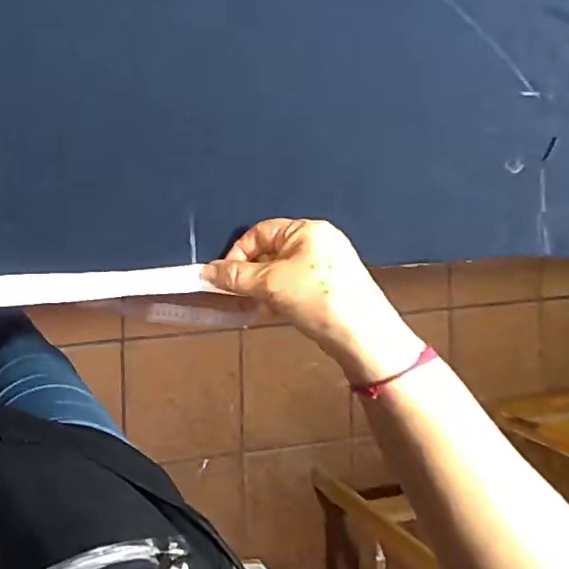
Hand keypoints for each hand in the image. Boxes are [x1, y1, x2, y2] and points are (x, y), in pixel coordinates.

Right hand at [202, 219, 420, 381]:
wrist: (363, 337)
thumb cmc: (317, 300)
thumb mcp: (268, 284)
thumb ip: (233, 276)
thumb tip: (205, 272)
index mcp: (308, 231)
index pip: (258, 232)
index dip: (237, 253)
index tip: (225, 276)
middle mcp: (318, 242)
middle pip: (267, 251)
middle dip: (247, 272)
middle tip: (234, 291)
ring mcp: (326, 265)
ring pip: (277, 270)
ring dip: (259, 286)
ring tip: (250, 303)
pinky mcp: (328, 286)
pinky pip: (291, 283)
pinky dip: (275, 294)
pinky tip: (267, 310)